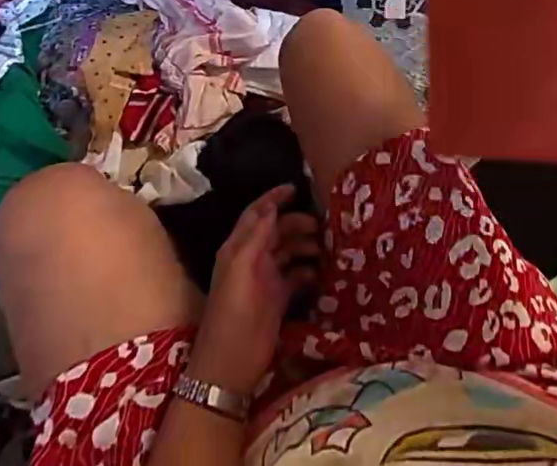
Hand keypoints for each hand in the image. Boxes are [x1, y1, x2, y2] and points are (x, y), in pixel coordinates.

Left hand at [188, 184, 321, 391]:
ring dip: (307, 245)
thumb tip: (271, 207)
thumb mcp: (241, 272)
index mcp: (239, 249)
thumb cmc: (233, 317)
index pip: (257, 214)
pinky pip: (297, 275)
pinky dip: (309, 270)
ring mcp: (266, 279)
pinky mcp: (278, 298)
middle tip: (323, 225)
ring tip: (327, 247)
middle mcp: (252, 259)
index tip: (297, 188)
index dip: (274, 198)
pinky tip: (322, 272)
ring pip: (289, 250)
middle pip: (277, 230)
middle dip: (299, 223)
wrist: (229, 369)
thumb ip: (255, 238)